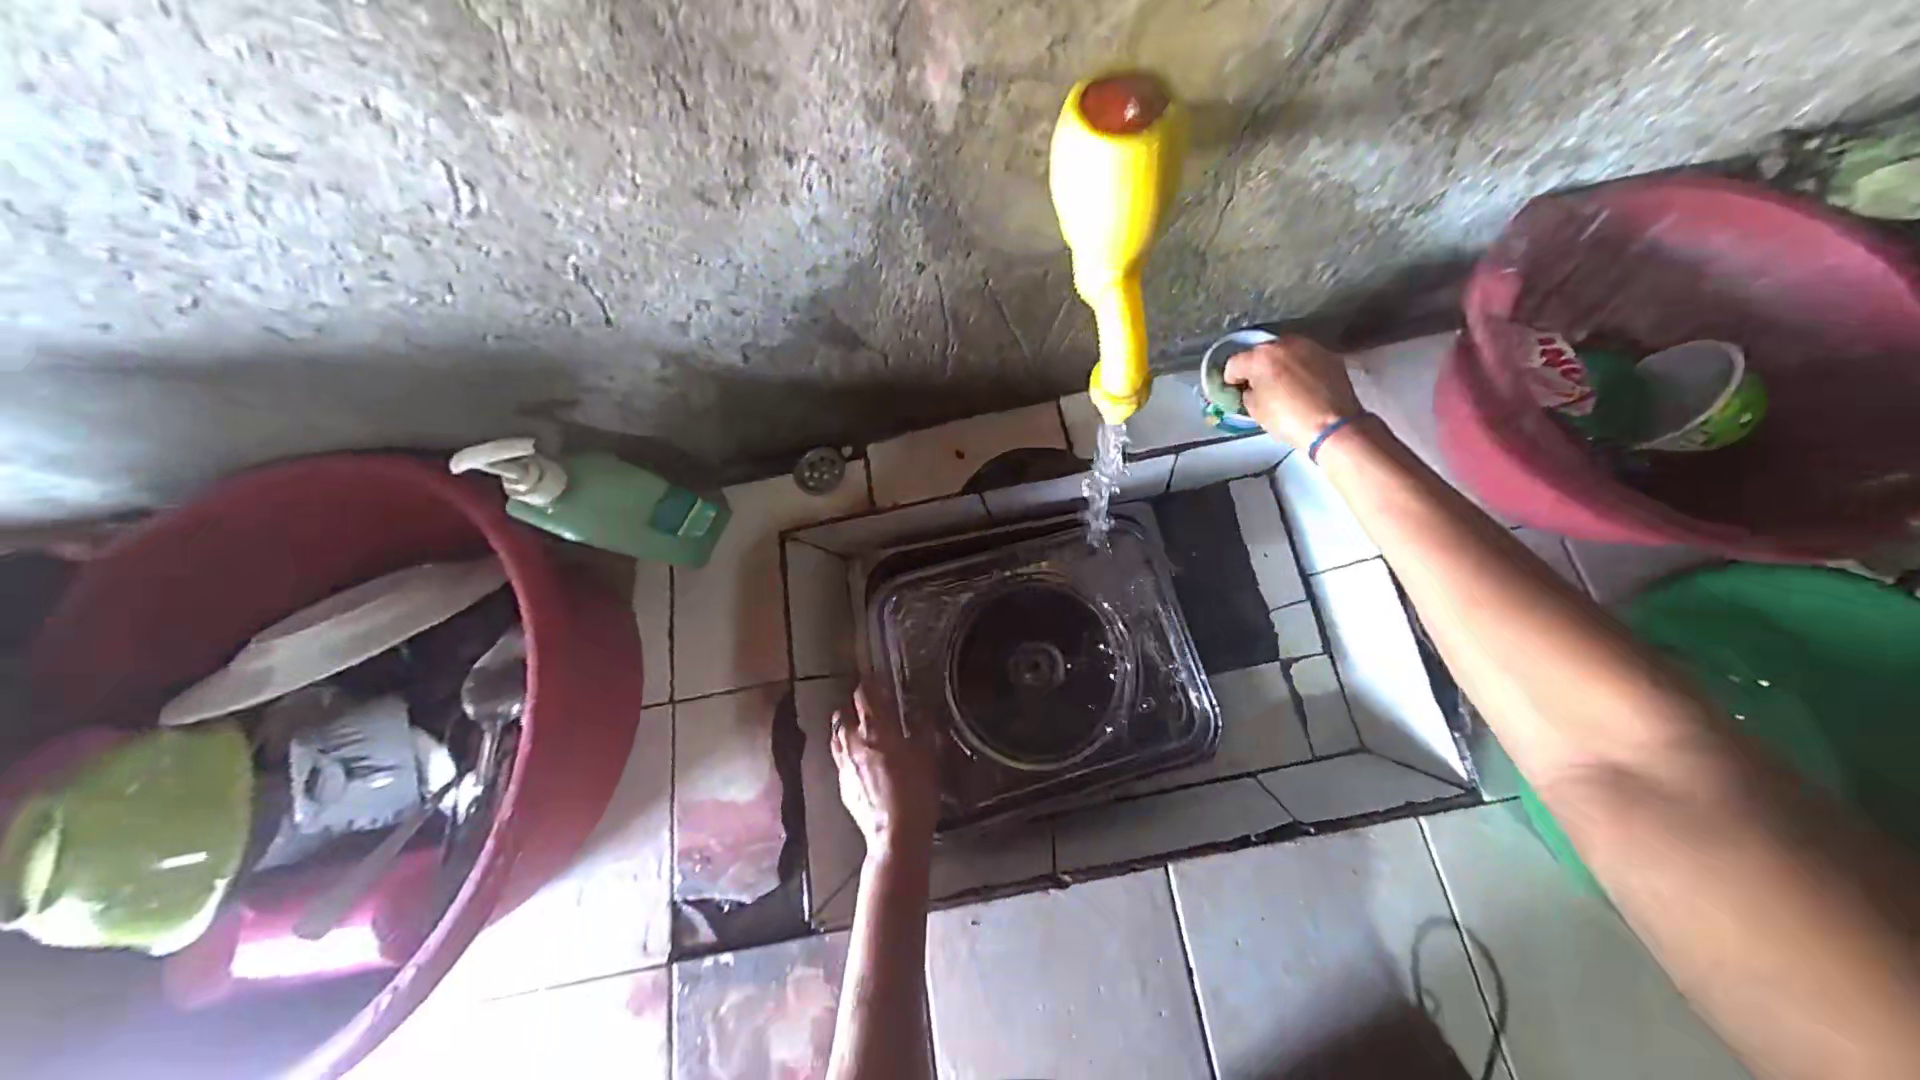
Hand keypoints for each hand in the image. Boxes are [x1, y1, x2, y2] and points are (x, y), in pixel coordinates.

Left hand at [831, 685, 938, 857]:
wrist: (895, 834)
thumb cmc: (916, 791)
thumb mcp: (928, 754)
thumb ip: (921, 727)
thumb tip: (918, 711)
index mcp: (875, 728)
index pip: (864, 693)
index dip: (870, 684)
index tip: (879, 682)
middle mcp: (853, 741)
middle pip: (842, 712)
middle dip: (854, 706)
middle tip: (871, 708)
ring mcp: (843, 763)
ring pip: (836, 734)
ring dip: (846, 727)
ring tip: (862, 732)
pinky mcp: (841, 784)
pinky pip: (839, 758)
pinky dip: (848, 752)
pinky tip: (862, 761)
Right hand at [1223, 336, 1362, 449]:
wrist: (1332, 425)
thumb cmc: (1288, 419)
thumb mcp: (1255, 410)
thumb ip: (1247, 393)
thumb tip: (1251, 388)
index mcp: (1260, 357)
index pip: (1234, 363)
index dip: (1231, 379)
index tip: (1235, 390)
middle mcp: (1284, 344)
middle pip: (1261, 352)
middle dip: (1257, 367)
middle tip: (1259, 386)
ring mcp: (1309, 347)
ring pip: (1285, 351)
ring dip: (1279, 364)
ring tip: (1282, 384)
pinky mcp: (1328, 354)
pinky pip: (1305, 358)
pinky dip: (1299, 367)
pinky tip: (1302, 384)